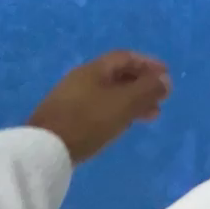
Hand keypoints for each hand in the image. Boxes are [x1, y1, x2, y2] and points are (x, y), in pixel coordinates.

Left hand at [28, 51, 170, 162]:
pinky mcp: (66, 118)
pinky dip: (118, 111)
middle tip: (161, 98)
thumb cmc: (89, 120)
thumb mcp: (126, 102)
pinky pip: (99, 107)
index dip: (149, 63)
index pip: (126, 57)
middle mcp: (81, 79)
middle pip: (118, 75)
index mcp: (94, 69)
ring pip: (110, 93)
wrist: (43, 151)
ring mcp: (71, 99)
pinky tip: (123, 124)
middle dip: (143, 85)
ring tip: (149, 116)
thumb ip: (149, 88)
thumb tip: (165, 80)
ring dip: (133, 101)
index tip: (166, 75)